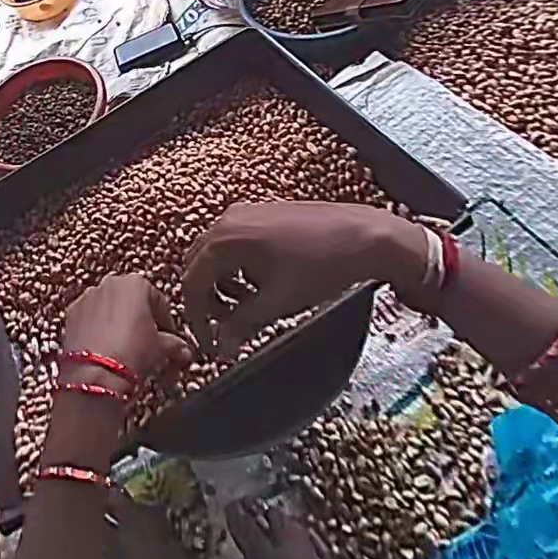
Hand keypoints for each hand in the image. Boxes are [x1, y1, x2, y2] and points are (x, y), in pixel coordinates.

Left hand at [60, 274, 193, 384]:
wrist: (94, 374)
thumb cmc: (130, 354)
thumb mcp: (161, 348)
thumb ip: (174, 344)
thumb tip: (183, 350)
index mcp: (136, 283)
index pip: (158, 301)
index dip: (166, 322)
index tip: (170, 338)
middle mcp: (110, 284)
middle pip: (132, 301)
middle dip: (141, 320)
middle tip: (149, 343)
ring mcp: (88, 297)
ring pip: (109, 308)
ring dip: (118, 323)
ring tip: (126, 349)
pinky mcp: (72, 314)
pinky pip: (90, 319)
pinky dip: (97, 330)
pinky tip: (105, 349)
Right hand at [179, 202, 444, 355]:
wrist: (365, 235)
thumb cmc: (323, 264)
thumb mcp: (278, 303)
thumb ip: (242, 325)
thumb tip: (222, 346)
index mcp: (225, 239)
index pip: (192, 282)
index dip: (196, 318)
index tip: (209, 342)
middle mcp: (228, 219)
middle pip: (198, 265)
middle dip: (207, 299)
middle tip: (224, 327)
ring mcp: (245, 212)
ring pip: (215, 254)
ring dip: (222, 283)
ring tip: (247, 307)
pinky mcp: (261, 212)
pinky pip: (233, 242)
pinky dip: (236, 267)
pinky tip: (261, 283)